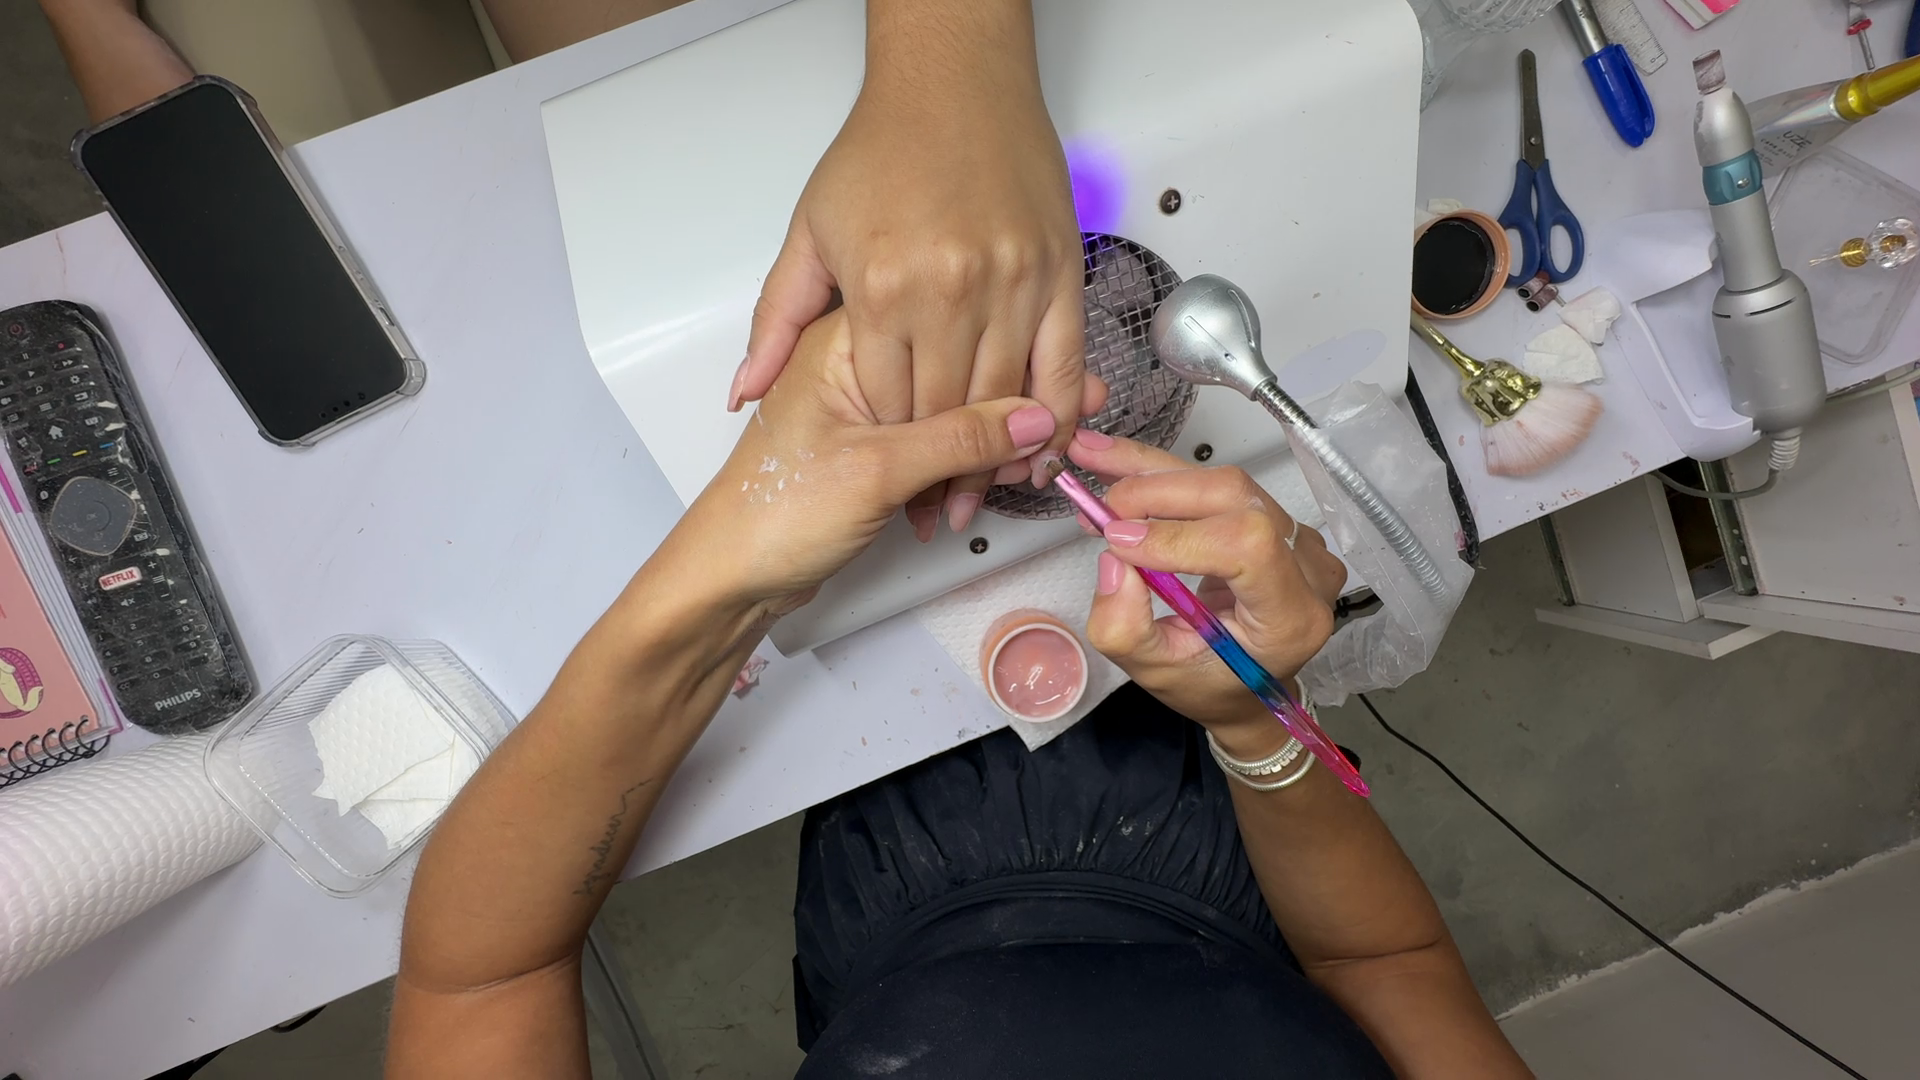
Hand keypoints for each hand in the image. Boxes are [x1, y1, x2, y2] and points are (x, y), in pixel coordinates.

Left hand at [664, 310, 1066, 624]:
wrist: (732, 571)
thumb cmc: (775, 514)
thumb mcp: (875, 471)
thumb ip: (957, 437)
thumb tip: (1034, 419)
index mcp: (847, 338)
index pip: (950, 333)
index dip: (1008, 376)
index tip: (1056, 415)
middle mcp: (863, 356)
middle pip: (962, 368)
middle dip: (1014, 413)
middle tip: (1057, 449)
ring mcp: (872, 397)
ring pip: (957, 402)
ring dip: (999, 438)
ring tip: (1040, 465)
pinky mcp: (879, 435)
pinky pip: (941, 433)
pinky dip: (973, 455)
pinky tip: (1007, 468)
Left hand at [732, 40, 1084, 538]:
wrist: (954, 78)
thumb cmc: (881, 152)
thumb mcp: (809, 236)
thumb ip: (776, 324)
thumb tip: (742, 392)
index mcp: (883, 289)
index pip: (892, 408)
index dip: (897, 458)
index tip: (900, 491)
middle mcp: (951, 291)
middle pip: (949, 416)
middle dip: (946, 478)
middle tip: (941, 513)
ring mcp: (1011, 283)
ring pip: (1009, 402)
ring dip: (1000, 461)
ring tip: (986, 497)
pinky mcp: (1058, 275)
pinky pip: (1066, 368)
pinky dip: (1060, 418)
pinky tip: (1046, 452)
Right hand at [1068, 432, 1347, 756]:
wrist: (1245, 683)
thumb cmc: (1208, 684)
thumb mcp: (1156, 673)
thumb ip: (1125, 628)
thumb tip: (1112, 561)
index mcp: (1290, 617)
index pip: (1247, 546)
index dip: (1177, 535)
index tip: (1115, 542)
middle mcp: (1306, 567)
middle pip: (1235, 498)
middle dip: (1156, 494)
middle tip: (1098, 510)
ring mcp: (1297, 537)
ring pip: (1222, 481)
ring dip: (1149, 472)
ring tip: (1090, 460)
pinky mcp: (1274, 517)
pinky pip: (1216, 483)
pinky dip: (1160, 472)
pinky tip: (1114, 460)